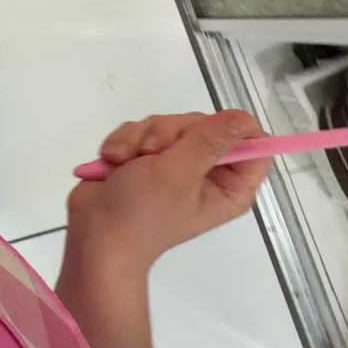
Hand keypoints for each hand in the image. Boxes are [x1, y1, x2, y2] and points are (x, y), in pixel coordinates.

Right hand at [65, 111, 270, 274]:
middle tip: (151, 153)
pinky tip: (114, 161)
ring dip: (138, 138)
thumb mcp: (177, 174)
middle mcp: (204, 171)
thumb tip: (244, 118)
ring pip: (162, 125)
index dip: (230, 130)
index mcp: (228, 184)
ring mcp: (172, 163)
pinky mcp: (142, 157)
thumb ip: (208, 142)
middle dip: (166, 132)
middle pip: (200, 126)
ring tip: (125, 162)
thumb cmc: (143, 210)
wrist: (96, 230)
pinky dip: (122, 143)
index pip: (251, 145)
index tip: (202, 129)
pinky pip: (137, 130)